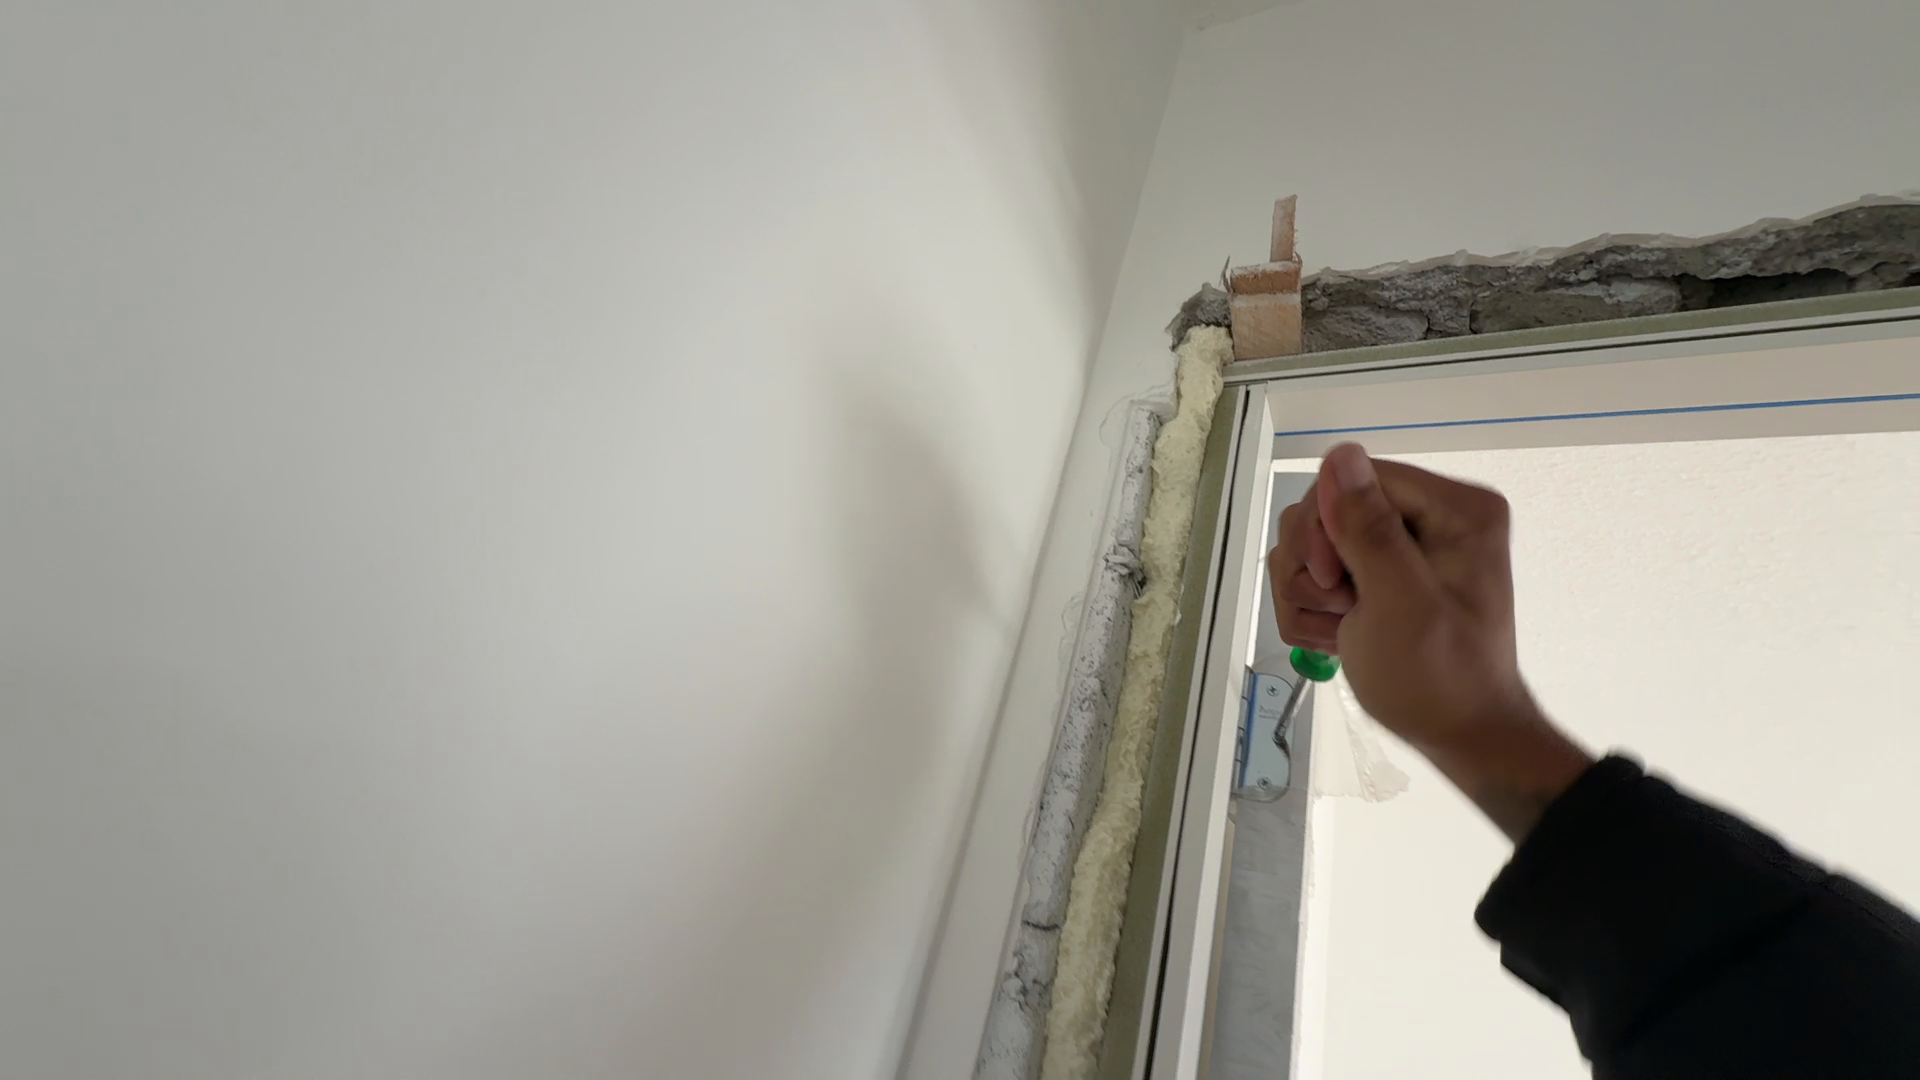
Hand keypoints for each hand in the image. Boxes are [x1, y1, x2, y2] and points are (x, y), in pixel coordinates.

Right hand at [1267, 443, 1591, 838]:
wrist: (1456, 737)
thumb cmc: (1436, 676)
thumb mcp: (1400, 602)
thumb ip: (1368, 528)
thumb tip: (1340, 454)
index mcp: (1450, 509)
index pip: (1351, 479)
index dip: (1325, 526)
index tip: (1335, 581)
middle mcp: (1422, 517)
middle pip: (1319, 511)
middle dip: (1312, 568)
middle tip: (1341, 610)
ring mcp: (1393, 548)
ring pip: (1303, 546)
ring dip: (1305, 596)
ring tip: (1340, 630)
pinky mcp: (1369, 576)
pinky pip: (1305, 575)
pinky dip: (1310, 612)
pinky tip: (1337, 638)